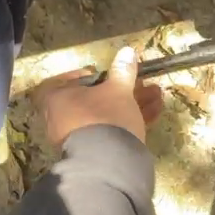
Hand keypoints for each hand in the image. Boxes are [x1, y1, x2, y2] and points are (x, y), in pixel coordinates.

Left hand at [34, 47, 165, 147]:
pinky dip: (131, 121)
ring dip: (132, 104)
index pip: (62, 83)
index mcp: (58, 100)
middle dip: (121, 90)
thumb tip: (127, 51)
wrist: (109, 164)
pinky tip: (156, 112)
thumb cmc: (106, 117)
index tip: (102, 74)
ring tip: (157, 95)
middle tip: (141, 84)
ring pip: (107, 116)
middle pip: (93, 100)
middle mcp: (63, 120)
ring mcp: (79, 138)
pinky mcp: (96, 153)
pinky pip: (112, 132)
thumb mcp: (118, 90)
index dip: (83, 77)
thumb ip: (122, 71)